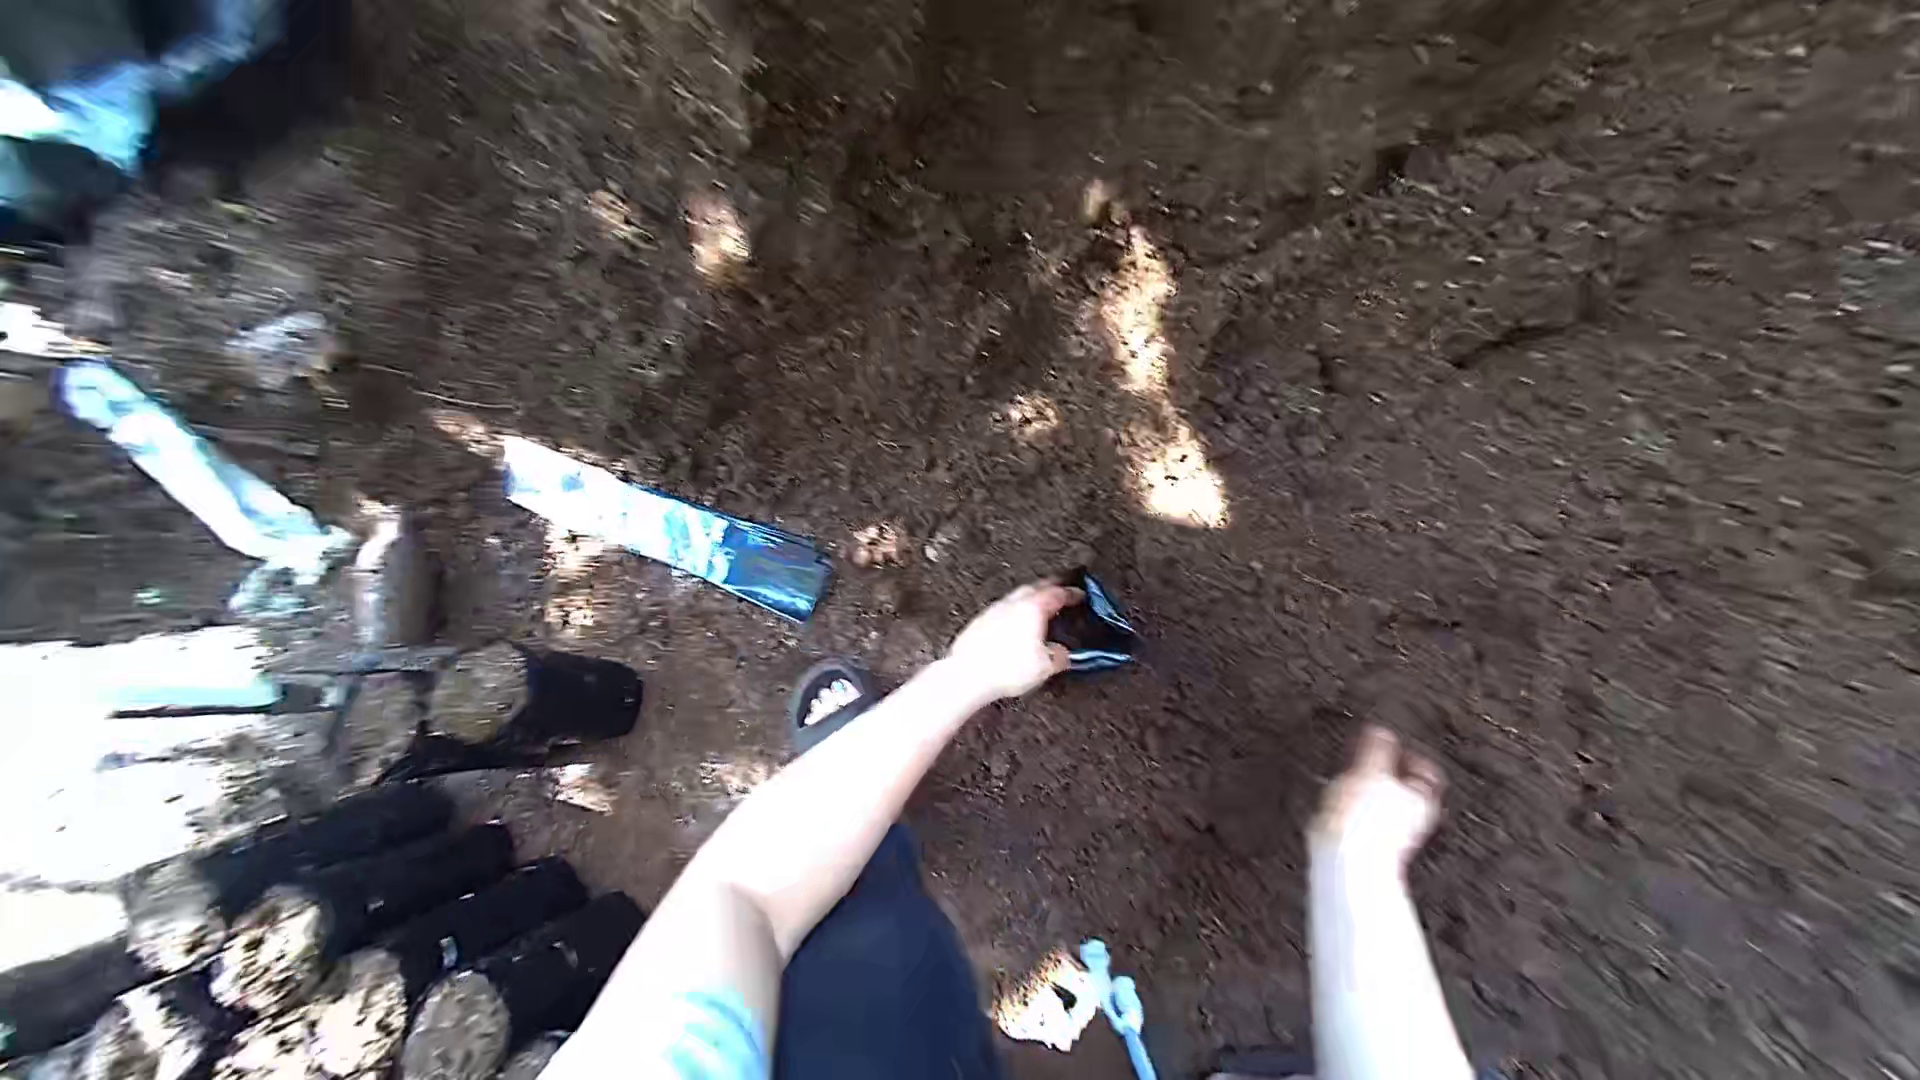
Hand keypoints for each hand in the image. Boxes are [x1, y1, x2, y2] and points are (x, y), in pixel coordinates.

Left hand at [945, 579, 1084, 701]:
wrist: (968, 675)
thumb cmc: (1004, 668)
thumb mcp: (1045, 666)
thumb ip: (1059, 656)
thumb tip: (1063, 654)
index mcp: (1032, 608)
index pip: (1057, 593)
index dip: (1071, 593)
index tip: (1078, 594)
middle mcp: (1012, 604)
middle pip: (1034, 587)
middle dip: (1048, 587)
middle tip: (1059, 590)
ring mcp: (993, 611)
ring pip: (1015, 597)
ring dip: (1028, 599)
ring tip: (1036, 608)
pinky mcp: (979, 622)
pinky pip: (1001, 611)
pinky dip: (1012, 614)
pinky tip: (1012, 626)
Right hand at [1309, 726, 1444, 876]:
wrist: (1347, 860)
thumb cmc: (1366, 824)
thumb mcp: (1372, 772)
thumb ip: (1378, 749)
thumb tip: (1383, 731)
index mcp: (1420, 799)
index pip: (1425, 771)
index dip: (1412, 754)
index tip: (1396, 741)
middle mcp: (1411, 816)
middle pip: (1406, 786)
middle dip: (1390, 770)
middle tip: (1373, 754)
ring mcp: (1389, 829)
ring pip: (1385, 801)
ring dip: (1370, 786)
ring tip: (1353, 773)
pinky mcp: (1366, 837)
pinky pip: (1365, 813)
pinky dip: (1355, 802)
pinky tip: (1340, 798)